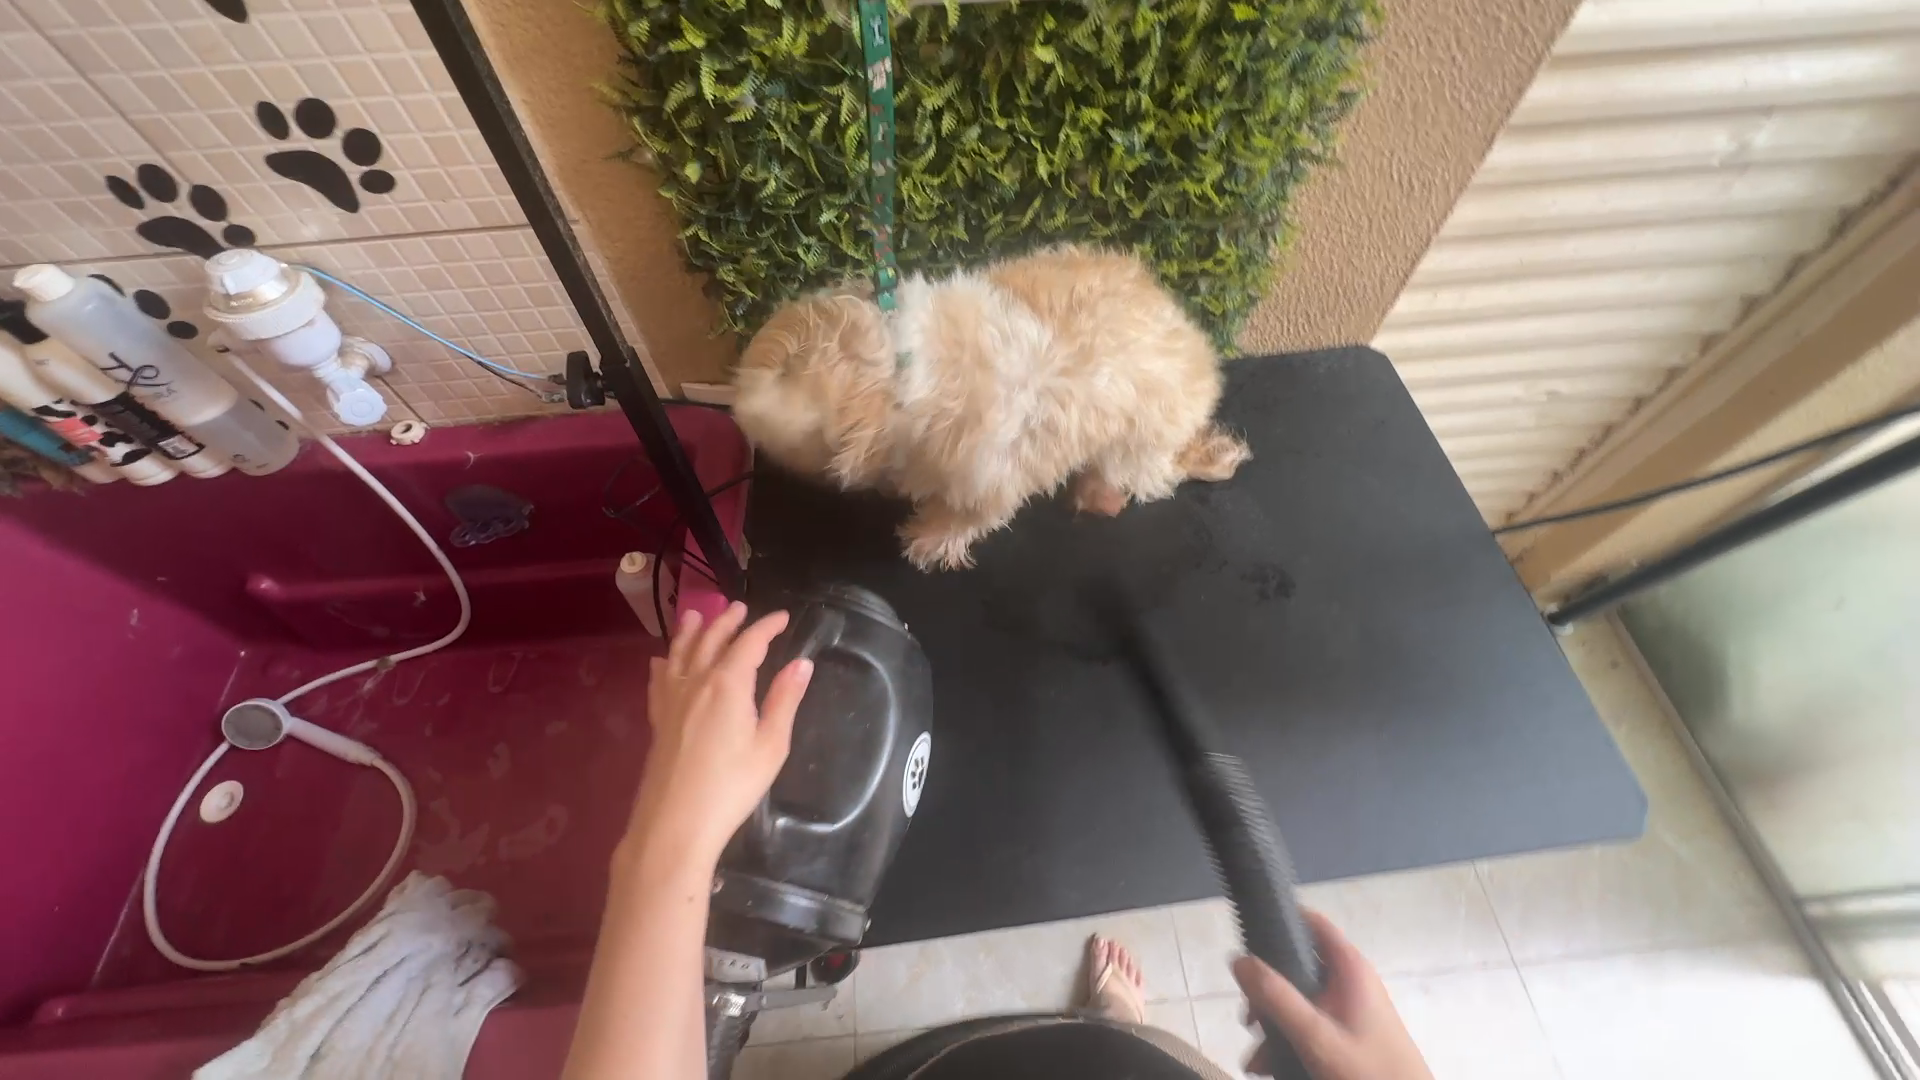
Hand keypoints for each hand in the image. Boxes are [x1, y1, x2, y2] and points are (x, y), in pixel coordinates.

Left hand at [627, 602, 814, 865]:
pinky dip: (663, 663)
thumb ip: (785, 700)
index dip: (766, 626)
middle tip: (739, 607)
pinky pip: (659, 680)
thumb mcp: (771, 745)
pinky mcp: (658, 720)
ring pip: (680, 654)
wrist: (675, 825)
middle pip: (711, 640)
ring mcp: (672, 700)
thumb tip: (802, 663)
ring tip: (695, 615)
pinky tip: (660, 660)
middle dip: (728, 621)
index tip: (782, 617)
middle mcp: (696, 683)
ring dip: (690, 631)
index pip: (750, 643)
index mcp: (728, 684)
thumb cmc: (732, 786)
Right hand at [1232, 911, 1433, 1079]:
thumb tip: (1237, 959)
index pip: (1309, 922)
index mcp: (1349, 968)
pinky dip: (1288, 1040)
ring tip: (1256, 1057)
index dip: (1277, 920)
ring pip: (1299, 1000)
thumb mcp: (1318, 1038)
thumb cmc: (1371, 1076)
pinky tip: (1270, 1066)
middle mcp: (1350, 982)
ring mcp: (1350, 1010)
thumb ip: (1276, 998)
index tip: (1246, 937)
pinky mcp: (1351, 1037)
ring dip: (1273, 1024)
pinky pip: (1310, 1026)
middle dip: (1266, 991)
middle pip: (1296, 964)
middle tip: (1249, 1018)